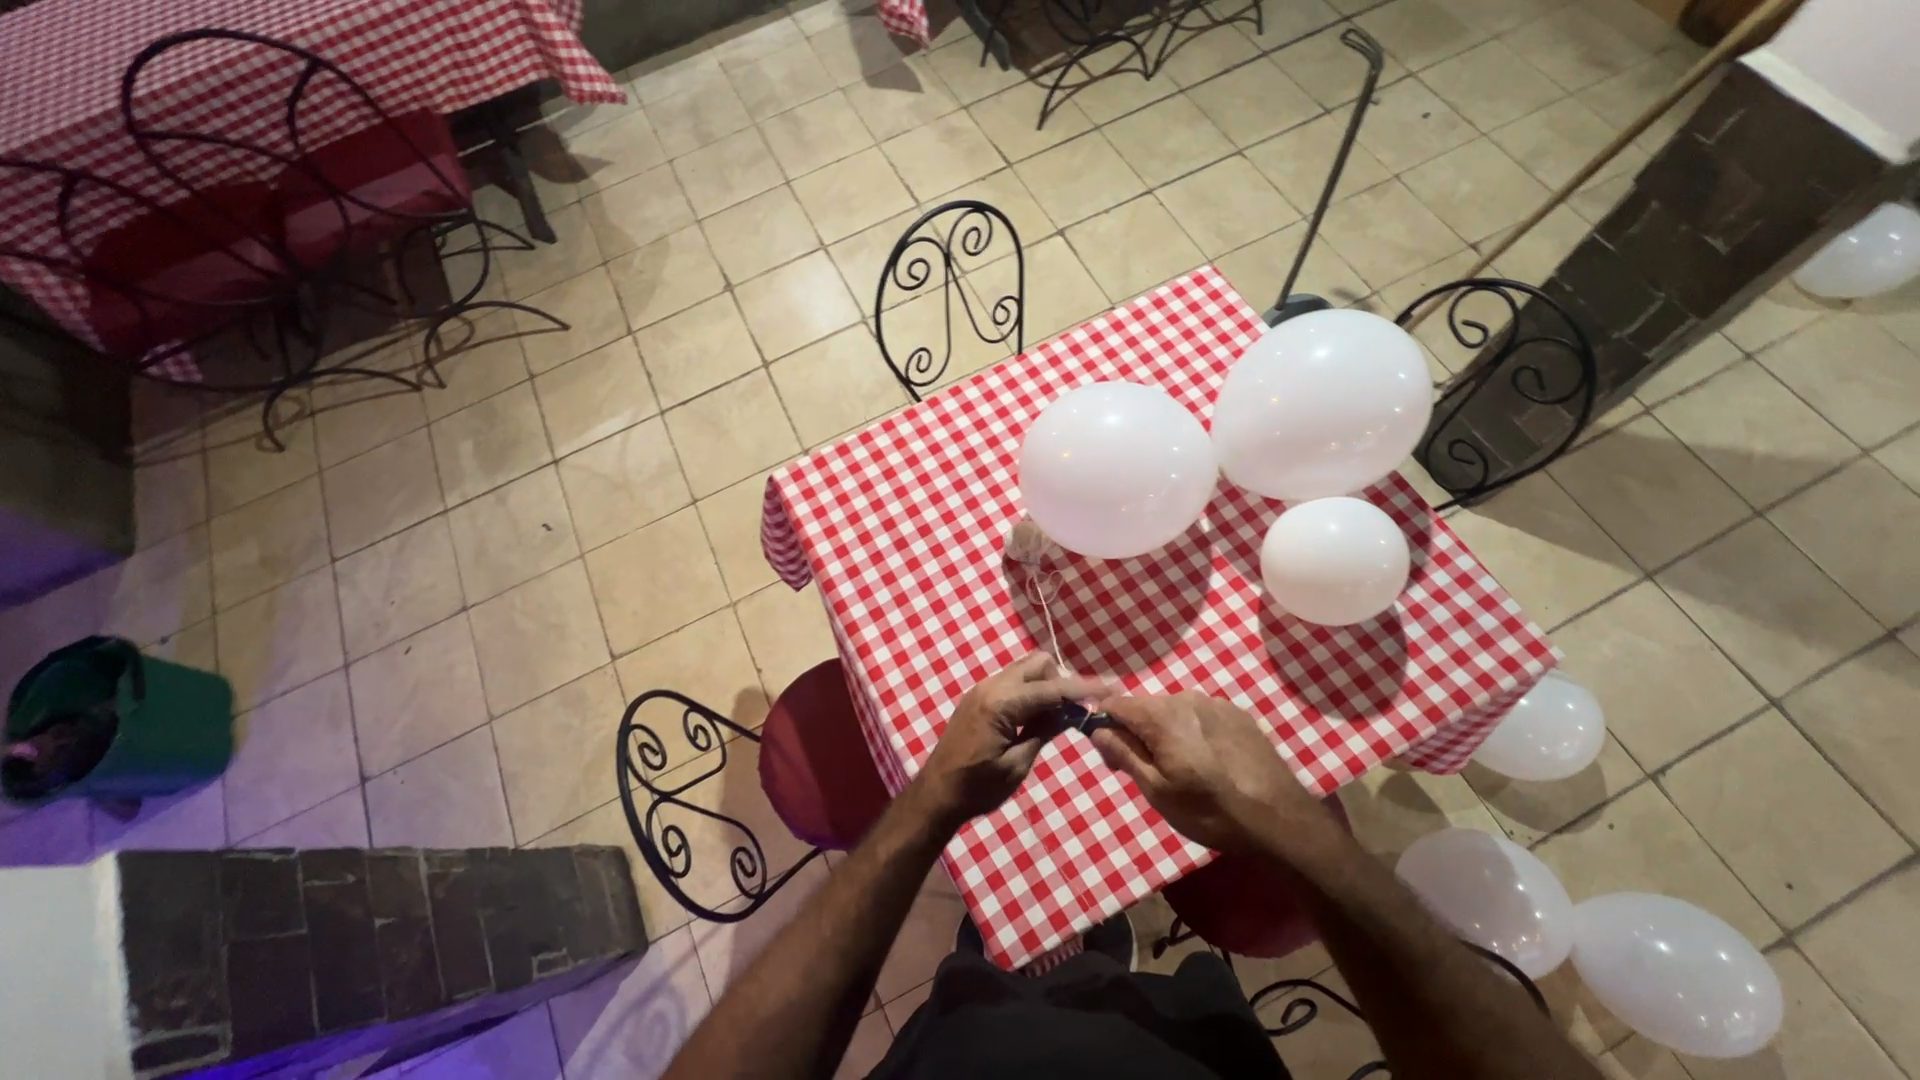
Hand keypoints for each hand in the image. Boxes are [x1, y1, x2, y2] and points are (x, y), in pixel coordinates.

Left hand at [917, 653, 1114, 824]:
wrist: (936, 793)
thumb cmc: (976, 788)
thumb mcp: (1016, 766)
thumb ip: (1043, 732)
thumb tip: (1069, 712)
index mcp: (1000, 704)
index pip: (1051, 688)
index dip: (1084, 689)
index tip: (1111, 689)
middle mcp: (991, 687)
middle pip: (1038, 663)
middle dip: (1063, 681)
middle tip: (1078, 711)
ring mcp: (982, 689)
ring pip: (1025, 669)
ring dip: (1047, 685)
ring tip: (1060, 716)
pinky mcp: (979, 697)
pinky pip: (1013, 681)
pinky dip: (1031, 690)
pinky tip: (1039, 716)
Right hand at [1089, 693, 1334, 852]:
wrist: (1281, 820)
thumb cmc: (1210, 811)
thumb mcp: (1157, 791)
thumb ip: (1124, 754)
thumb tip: (1097, 729)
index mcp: (1162, 714)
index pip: (1115, 704)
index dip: (1105, 727)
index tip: (1112, 757)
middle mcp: (1187, 698)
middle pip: (1145, 708)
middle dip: (1137, 733)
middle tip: (1148, 773)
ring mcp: (1217, 703)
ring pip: (1174, 712)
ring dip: (1167, 734)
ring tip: (1183, 771)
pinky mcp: (1239, 715)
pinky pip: (1201, 717)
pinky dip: (1194, 734)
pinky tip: (1209, 764)